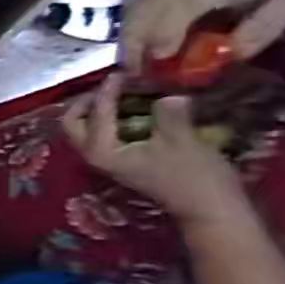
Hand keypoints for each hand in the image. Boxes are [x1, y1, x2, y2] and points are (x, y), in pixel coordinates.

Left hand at [61, 73, 247, 225]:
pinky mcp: (122, 160)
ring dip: (97, 110)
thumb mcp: (181, 140)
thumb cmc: (194, 176)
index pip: (95, 114)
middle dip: (85, 103)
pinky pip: (105, 134)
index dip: (107, 92)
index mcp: (100, 151)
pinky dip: (112, 120)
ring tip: (120, 92)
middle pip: (74, 123)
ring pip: (87, 130)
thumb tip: (166, 95)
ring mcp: (107, 160)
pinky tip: (134, 108)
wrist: (211, 210)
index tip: (121, 73)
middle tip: (108, 85)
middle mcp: (94, 156)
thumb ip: (167, 114)